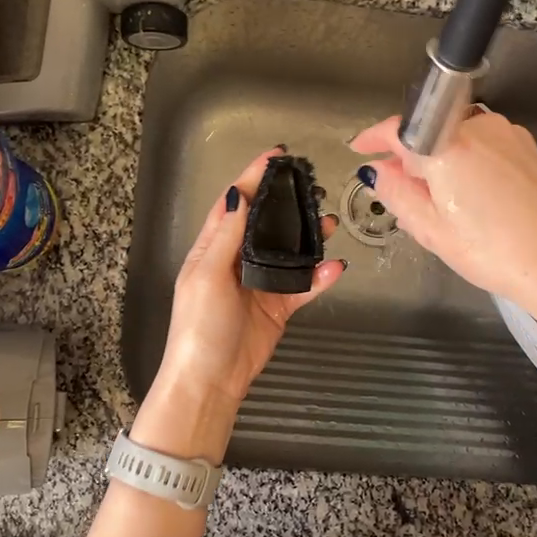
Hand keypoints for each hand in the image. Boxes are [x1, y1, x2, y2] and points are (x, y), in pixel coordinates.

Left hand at [136, 147, 345, 461]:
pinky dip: (320, 277)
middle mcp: (236, 262)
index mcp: (212, 249)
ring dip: (309, 237)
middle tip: (313, 186)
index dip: (252, 178)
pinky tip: (335, 268)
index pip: (233, 204)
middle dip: (288, 203)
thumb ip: (227, 236)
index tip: (276, 156)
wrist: (211, 380)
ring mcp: (260, 285)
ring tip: (330, 221)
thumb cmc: (200, 327)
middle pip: (266, 223)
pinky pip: (303, 286)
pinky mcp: (278, 308)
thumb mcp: (208, 275)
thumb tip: (239, 194)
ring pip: (289, 252)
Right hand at [349, 108, 536, 324]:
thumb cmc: (498, 252)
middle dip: (412, 159)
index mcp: (447, 146)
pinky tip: (475, 203)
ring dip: (442, 163)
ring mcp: (507, 134)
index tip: (361, 146)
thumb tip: (378, 170)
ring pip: (457, 139)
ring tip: (447, 209)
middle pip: (430, 132)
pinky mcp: (527, 147)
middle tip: (407, 198)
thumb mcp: (433, 231)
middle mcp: (478, 127)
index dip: (375, 136)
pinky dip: (468, 165)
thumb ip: (398, 194)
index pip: (400, 127)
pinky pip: (483, 147)